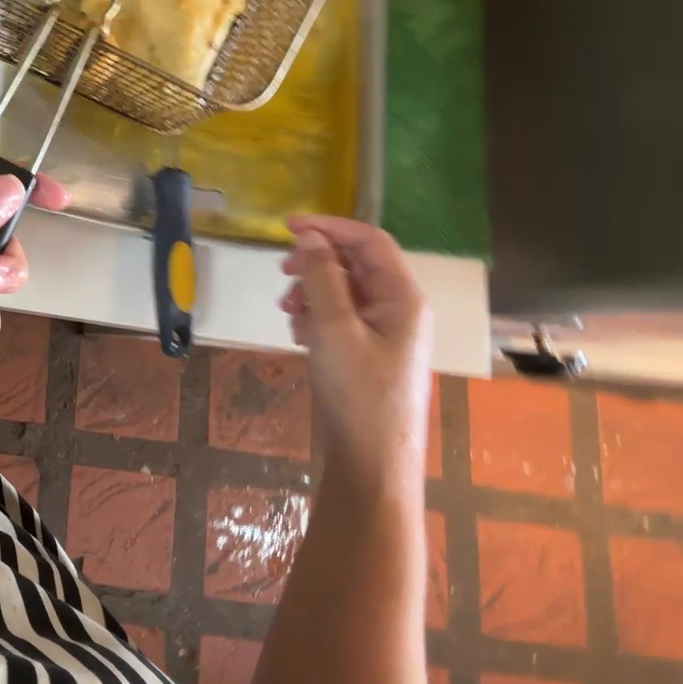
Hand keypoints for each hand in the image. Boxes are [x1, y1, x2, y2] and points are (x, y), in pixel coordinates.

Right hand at [280, 216, 431, 482]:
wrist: (372, 456)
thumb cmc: (357, 390)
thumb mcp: (333, 328)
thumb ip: (321, 277)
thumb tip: (308, 237)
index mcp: (402, 297)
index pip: (369, 241)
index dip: (329, 227)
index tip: (285, 227)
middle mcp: (398, 308)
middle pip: (355, 263)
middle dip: (314, 262)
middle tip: (280, 273)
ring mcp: (384, 331)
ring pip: (343, 290)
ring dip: (310, 289)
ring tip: (288, 311)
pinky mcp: (367, 351)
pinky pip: (340, 315)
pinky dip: (315, 314)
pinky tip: (298, 332)